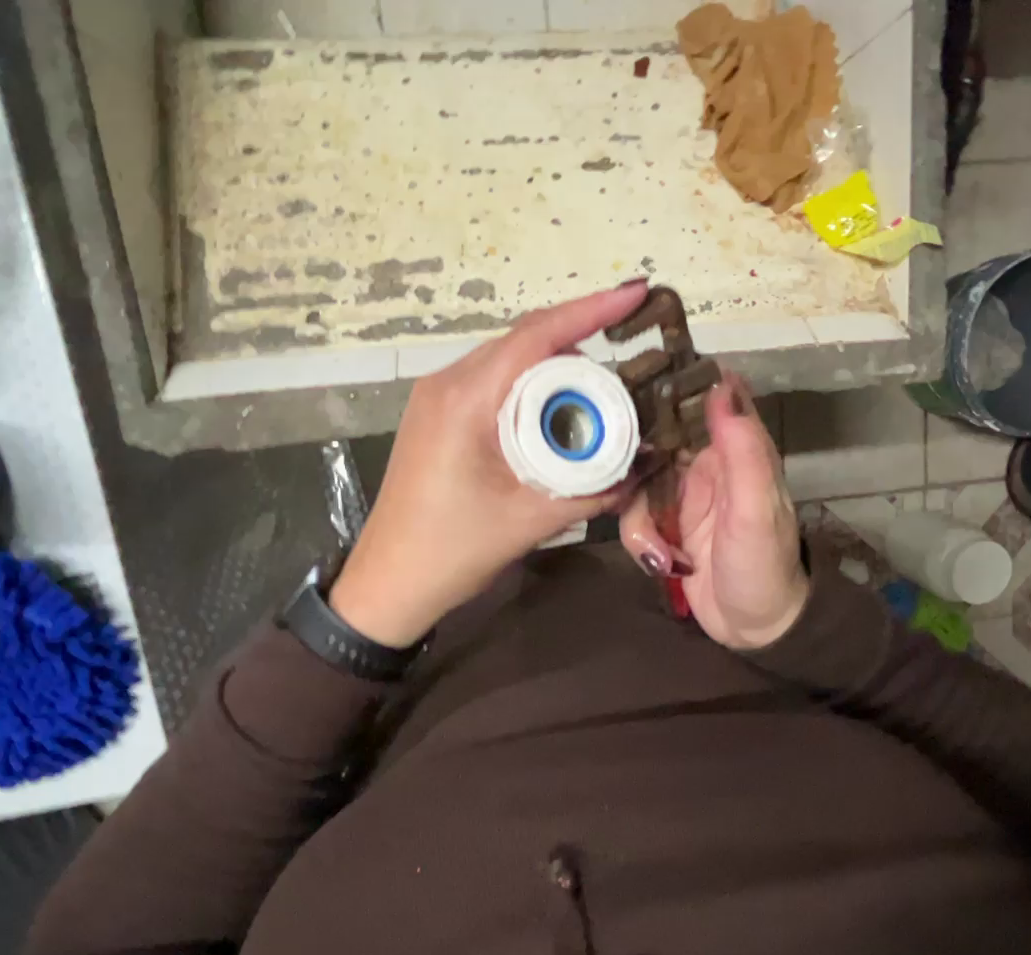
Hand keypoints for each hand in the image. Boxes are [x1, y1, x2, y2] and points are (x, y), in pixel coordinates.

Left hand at [328, 282, 648, 646]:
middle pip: (523, 342)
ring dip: (554, 370)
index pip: (534, 336)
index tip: (635, 295)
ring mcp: (437, 397)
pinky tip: (556, 414)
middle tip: (625, 374)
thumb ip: (590, 492)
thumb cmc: (452, 551)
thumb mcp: (529, 521)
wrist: (390, 584)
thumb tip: (640, 471)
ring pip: (508, 361)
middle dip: (579, 345)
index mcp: (465, 400)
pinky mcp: (437, 415)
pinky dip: (531, 389)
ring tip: (598, 398)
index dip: (590, 310)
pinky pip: (493, 383)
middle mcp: (447, 384)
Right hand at [619, 373, 808, 649]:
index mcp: (734, 449)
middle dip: (630, 466)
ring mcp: (680, 493)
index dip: (663, 388)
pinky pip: (633, 514)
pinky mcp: (664, 523)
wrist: (757, 627)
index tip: (628, 388)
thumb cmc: (765, 564)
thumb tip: (721, 385)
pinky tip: (662, 561)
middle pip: (650, 438)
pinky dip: (638, 539)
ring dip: (638, 520)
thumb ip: (742, 450)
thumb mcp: (757, 508)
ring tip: (660, 552)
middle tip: (621, 488)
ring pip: (634, 480)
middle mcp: (704, 462)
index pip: (697, 399)